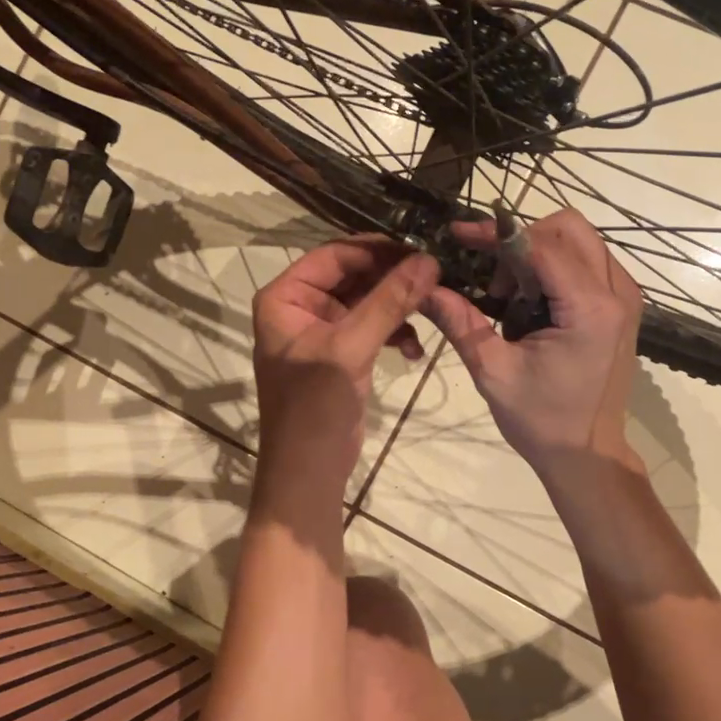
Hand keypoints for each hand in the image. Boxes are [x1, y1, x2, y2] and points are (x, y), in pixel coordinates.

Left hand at [251, 236, 436, 492]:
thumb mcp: (350, 348)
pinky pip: (371, 330)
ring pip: (367, 303)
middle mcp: (299, 309)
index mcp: (285, 298)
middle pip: (353, 277)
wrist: (308, 471)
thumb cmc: (315, 407)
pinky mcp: (341, 357)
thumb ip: (388, 302)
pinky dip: (394, 335)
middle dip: (393, 281)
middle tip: (435, 279)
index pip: (334, 256)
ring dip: (397, 309)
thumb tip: (428, 260)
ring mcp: (320, 334)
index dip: (377, 251)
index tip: (421, 249)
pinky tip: (415, 349)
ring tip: (430, 312)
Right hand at [421, 208, 645, 476]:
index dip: (496, 234)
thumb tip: (426, 288)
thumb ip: (462, 323)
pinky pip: (589, 264)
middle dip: (521, 242)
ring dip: (539, 255)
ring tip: (510, 300)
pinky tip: (533, 307)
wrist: (587, 455)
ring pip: (581, 241)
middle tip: (493, 284)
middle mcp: (617, 292)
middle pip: (568, 228)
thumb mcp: (494, 373)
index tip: (458, 236)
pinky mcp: (623, 307)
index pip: (541, 245)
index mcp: (589, 309)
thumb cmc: (540, 421)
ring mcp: (626, 297)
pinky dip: (556, 270)